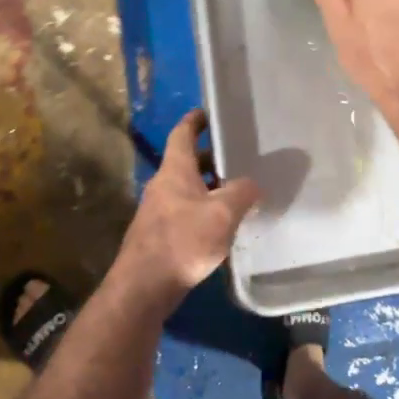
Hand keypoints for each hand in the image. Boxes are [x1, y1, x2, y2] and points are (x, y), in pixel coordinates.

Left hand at [109, 110, 260, 308]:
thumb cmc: (183, 241)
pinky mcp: (160, 235)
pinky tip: (222, 223)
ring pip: (187, 188)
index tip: (209, 112)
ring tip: (237, 189)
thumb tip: (253, 183)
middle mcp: (163, 185)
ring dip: (209, 185)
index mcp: (175, 171)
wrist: (144, 286)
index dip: (195, 121)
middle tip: (238, 155)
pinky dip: (203, 208)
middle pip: (187, 162)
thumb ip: (242, 193)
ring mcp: (158, 211)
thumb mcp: (222, 213)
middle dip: (211, 157)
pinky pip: (185, 210)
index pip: (182, 134)